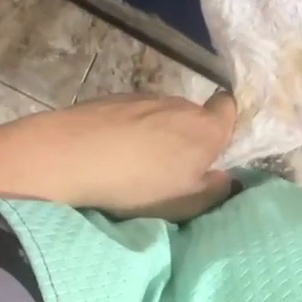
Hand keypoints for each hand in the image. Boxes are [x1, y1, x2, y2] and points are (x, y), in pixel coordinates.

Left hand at [0, 93, 237, 220]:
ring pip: (158, 115)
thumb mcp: (183, 203)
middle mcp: (179, 104)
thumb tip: (223, 177)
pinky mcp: (111, 98)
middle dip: (183, 137)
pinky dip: (125, 130)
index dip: (221, 124)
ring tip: (131, 163)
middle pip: (191, 115)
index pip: (227, 109)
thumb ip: (211, 190)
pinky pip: (129, 115)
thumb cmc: (139, 184)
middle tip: (166, 169)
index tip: (209, 148)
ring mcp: (143, 98)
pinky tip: (108, 151)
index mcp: (205, 129)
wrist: (73, 155)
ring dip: (152, 133)